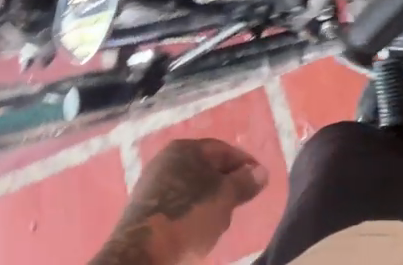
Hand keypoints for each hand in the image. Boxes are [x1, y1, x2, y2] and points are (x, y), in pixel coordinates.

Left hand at [93, 139, 267, 264]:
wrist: (141, 256)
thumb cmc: (189, 217)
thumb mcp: (225, 198)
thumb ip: (245, 182)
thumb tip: (261, 172)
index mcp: (185, 149)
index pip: (223, 150)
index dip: (245, 164)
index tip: (259, 181)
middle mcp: (166, 160)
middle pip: (206, 168)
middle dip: (226, 184)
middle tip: (240, 203)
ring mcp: (152, 185)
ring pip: (192, 188)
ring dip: (209, 201)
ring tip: (220, 221)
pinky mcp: (144, 210)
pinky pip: (177, 204)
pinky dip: (192, 213)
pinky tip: (197, 230)